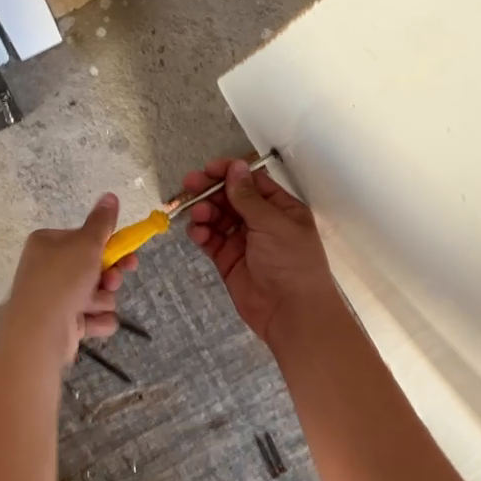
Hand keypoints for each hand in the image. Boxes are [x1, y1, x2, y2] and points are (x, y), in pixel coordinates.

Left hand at [1, 193, 137, 364]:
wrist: (39, 333)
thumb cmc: (62, 280)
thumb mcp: (86, 244)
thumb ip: (102, 222)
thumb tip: (110, 195)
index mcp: (48, 243)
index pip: (84, 239)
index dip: (109, 247)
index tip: (128, 254)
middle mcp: (48, 267)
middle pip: (92, 267)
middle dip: (108, 276)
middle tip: (114, 281)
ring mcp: (54, 297)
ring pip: (95, 294)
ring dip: (102, 299)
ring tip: (93, 305)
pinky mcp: (61, 323)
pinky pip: (90, 317)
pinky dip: (95, 320)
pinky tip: (92, 323)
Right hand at [184, 158, 334, 344]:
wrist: (291, 313)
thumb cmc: (290, 262)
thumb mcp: (272, 223)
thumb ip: (248, 196)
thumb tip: (235, 167)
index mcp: (280, 208)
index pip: (250, 182)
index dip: (229, 173)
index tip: (208, 169)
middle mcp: (261, 221)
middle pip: (229, 197)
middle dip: (210, 190)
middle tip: (190, 185)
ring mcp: (243, 241)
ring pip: (217, 217)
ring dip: (204, 212)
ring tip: (198, 215)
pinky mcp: (227, 260)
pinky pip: (210, 240)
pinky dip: (201, 233)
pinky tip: (197, 233)